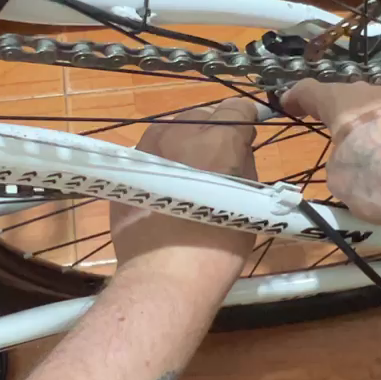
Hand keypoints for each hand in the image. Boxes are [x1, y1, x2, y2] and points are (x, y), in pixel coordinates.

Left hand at [109, 98, 260, 284]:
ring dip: (187, 141)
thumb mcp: (249, 199)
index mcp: (220, 136)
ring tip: (191, 169)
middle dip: (215, 129)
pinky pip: (153, 149)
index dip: (245, 120)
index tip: (247, 135)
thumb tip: (238, 146)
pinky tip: (167, 183)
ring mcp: (151, 144)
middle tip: (220, 157)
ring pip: (175, 128)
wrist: (167, 271)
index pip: (237, 108)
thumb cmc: (220, 242)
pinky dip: (164, 158)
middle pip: (204, 114)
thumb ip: (244, 162)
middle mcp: (183, 130)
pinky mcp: (131, 162)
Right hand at [282, 81, 380, 224]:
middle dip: (347, 118)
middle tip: (342, 142)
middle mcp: (379, 91)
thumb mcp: (344, 184)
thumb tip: (354, 166)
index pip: (311, 91)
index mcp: (343, 103)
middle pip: (355, 99)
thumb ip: (341, 170)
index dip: (297, 97)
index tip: (287, 102)